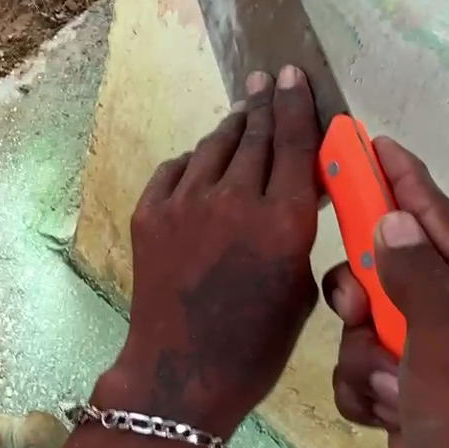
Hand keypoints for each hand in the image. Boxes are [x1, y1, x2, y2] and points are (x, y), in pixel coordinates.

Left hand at [100, 66, 322, 436]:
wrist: (181, 371)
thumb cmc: (256, 343)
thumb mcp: (299, 284)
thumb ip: (299, 226)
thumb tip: (300, 182)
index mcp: (283, 219)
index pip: (294, 142)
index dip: (297, 105)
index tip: (296, 76)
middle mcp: (234, 198)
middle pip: (254, 135)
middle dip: (265, 102)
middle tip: (269, 79)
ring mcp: (185, 202)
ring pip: (213, 146)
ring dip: (232, 126)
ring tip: (243, 110)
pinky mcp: (148, 211)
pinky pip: (176, 169)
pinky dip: (195, 161)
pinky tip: (203, 159)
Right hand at [327, 138, 448, 447]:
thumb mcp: (448, 342)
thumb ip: (413, 275)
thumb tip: (395, 223)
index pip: (439, 219)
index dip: (399, 179)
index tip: (364, 141)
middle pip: (393, 270)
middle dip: (368, 292)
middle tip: (353, 305)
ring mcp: (441, 362)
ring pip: (368, 321)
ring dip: (364, 352)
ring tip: (384, 384)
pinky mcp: (413, 398)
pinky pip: (363, 366)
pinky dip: (363, 387)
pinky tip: (383, 414)